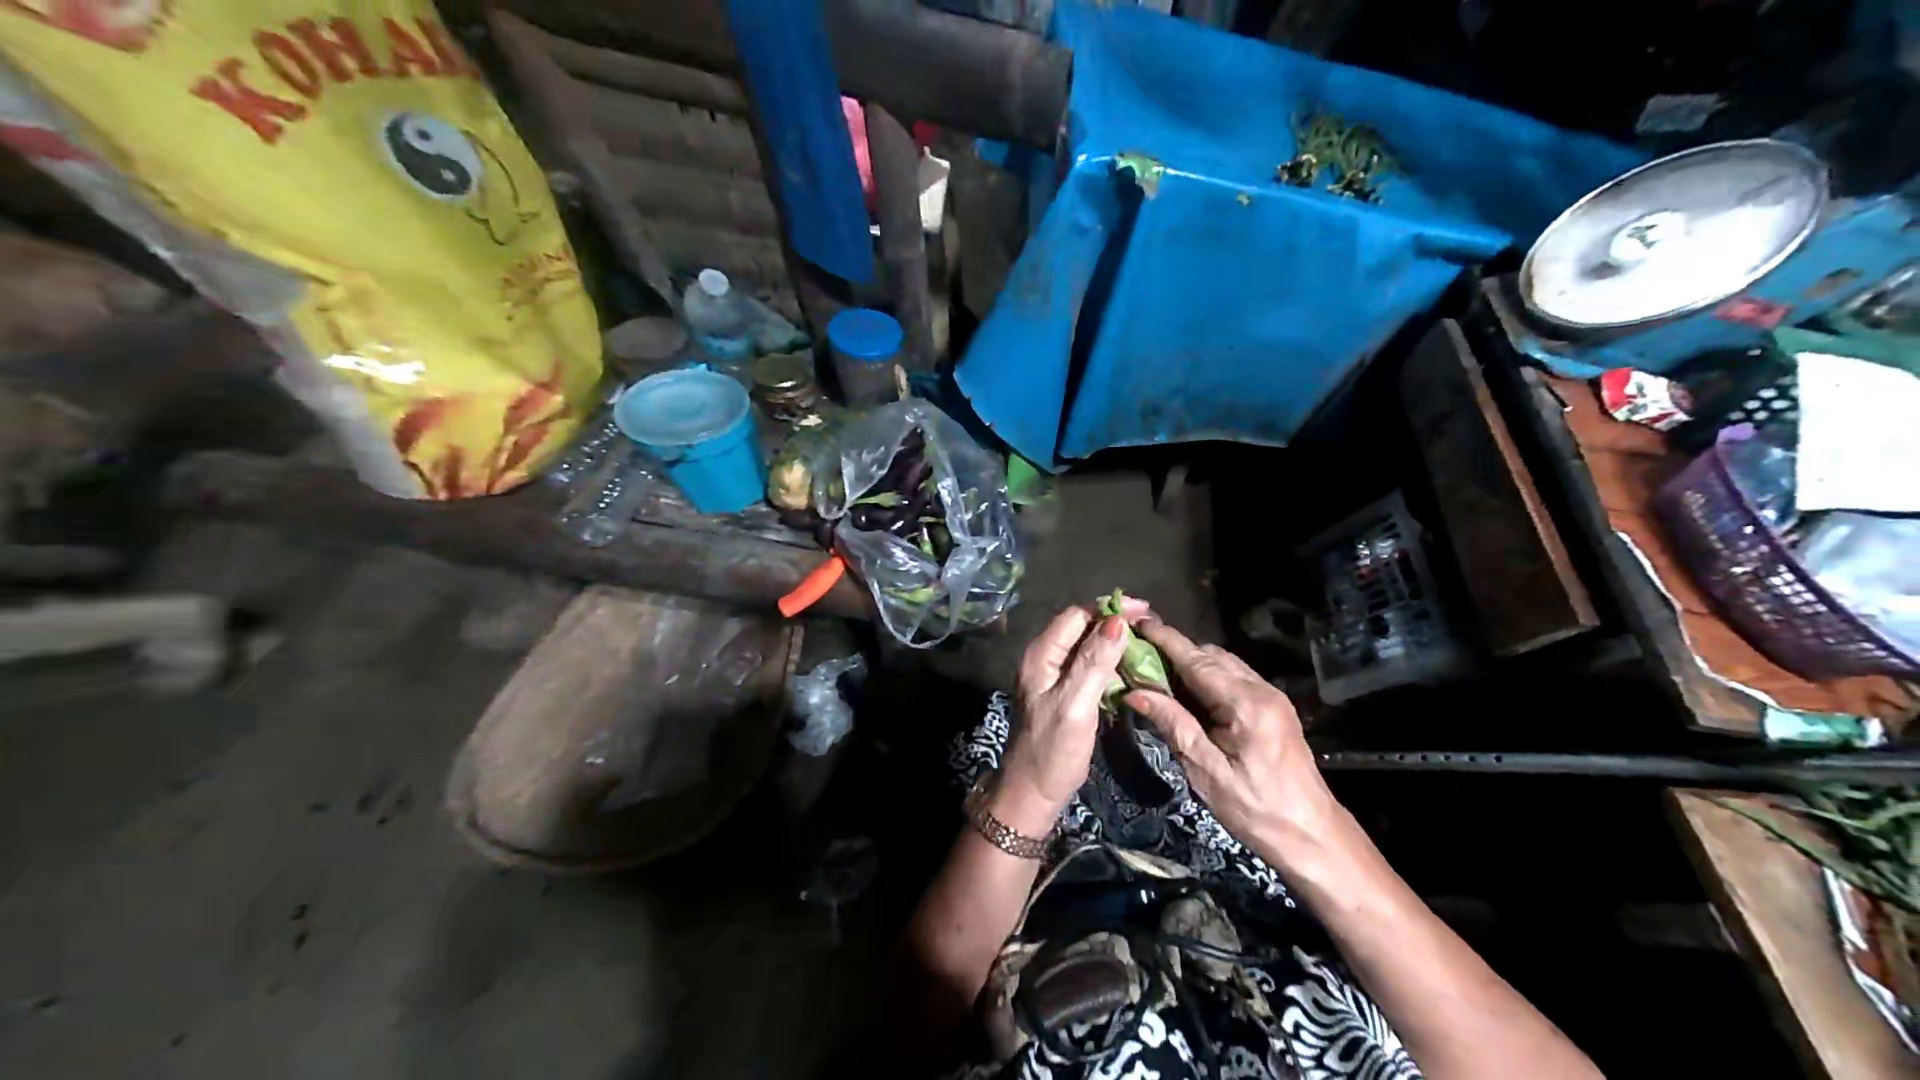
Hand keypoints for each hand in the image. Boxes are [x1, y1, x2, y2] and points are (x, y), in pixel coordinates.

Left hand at [995, 603, 1139, 833]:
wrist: (1032, 793)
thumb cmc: (1052, 750)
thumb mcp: (1075, 704)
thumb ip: (1094, 662)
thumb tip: (1117, 621)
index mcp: (1041, 655)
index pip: (1076, 615)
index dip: (1109, 608)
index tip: (1145, 610)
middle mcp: (1045, 659)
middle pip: (1081, 627)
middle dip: (1115, 622)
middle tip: (1151, 626)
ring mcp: (1053, 677)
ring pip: (1087, 647)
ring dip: (1115, 643)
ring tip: (1147, 645)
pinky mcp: (1064, 694)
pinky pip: (1089, 667)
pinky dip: (1110, 664)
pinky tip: (1131, 670)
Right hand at [1122, 617, 1343, 868]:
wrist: (1313, 836)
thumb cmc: (1256, 810)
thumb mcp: (1206, 772)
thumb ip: (1173, 725)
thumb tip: (1134, 691)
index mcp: (1246, 704)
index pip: (1196, 659)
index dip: (1164, 639)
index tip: (1134, 623)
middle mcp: (1261, 690)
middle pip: (1209, 654)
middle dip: (1172, 649)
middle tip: (1135, 653)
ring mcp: (1271, 696)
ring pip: (1222, 663)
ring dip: (1188, 661)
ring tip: (1153, 670)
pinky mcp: (1272, 707)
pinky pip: (1232, 677)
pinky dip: (1205, 675)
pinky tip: (1185, 691)